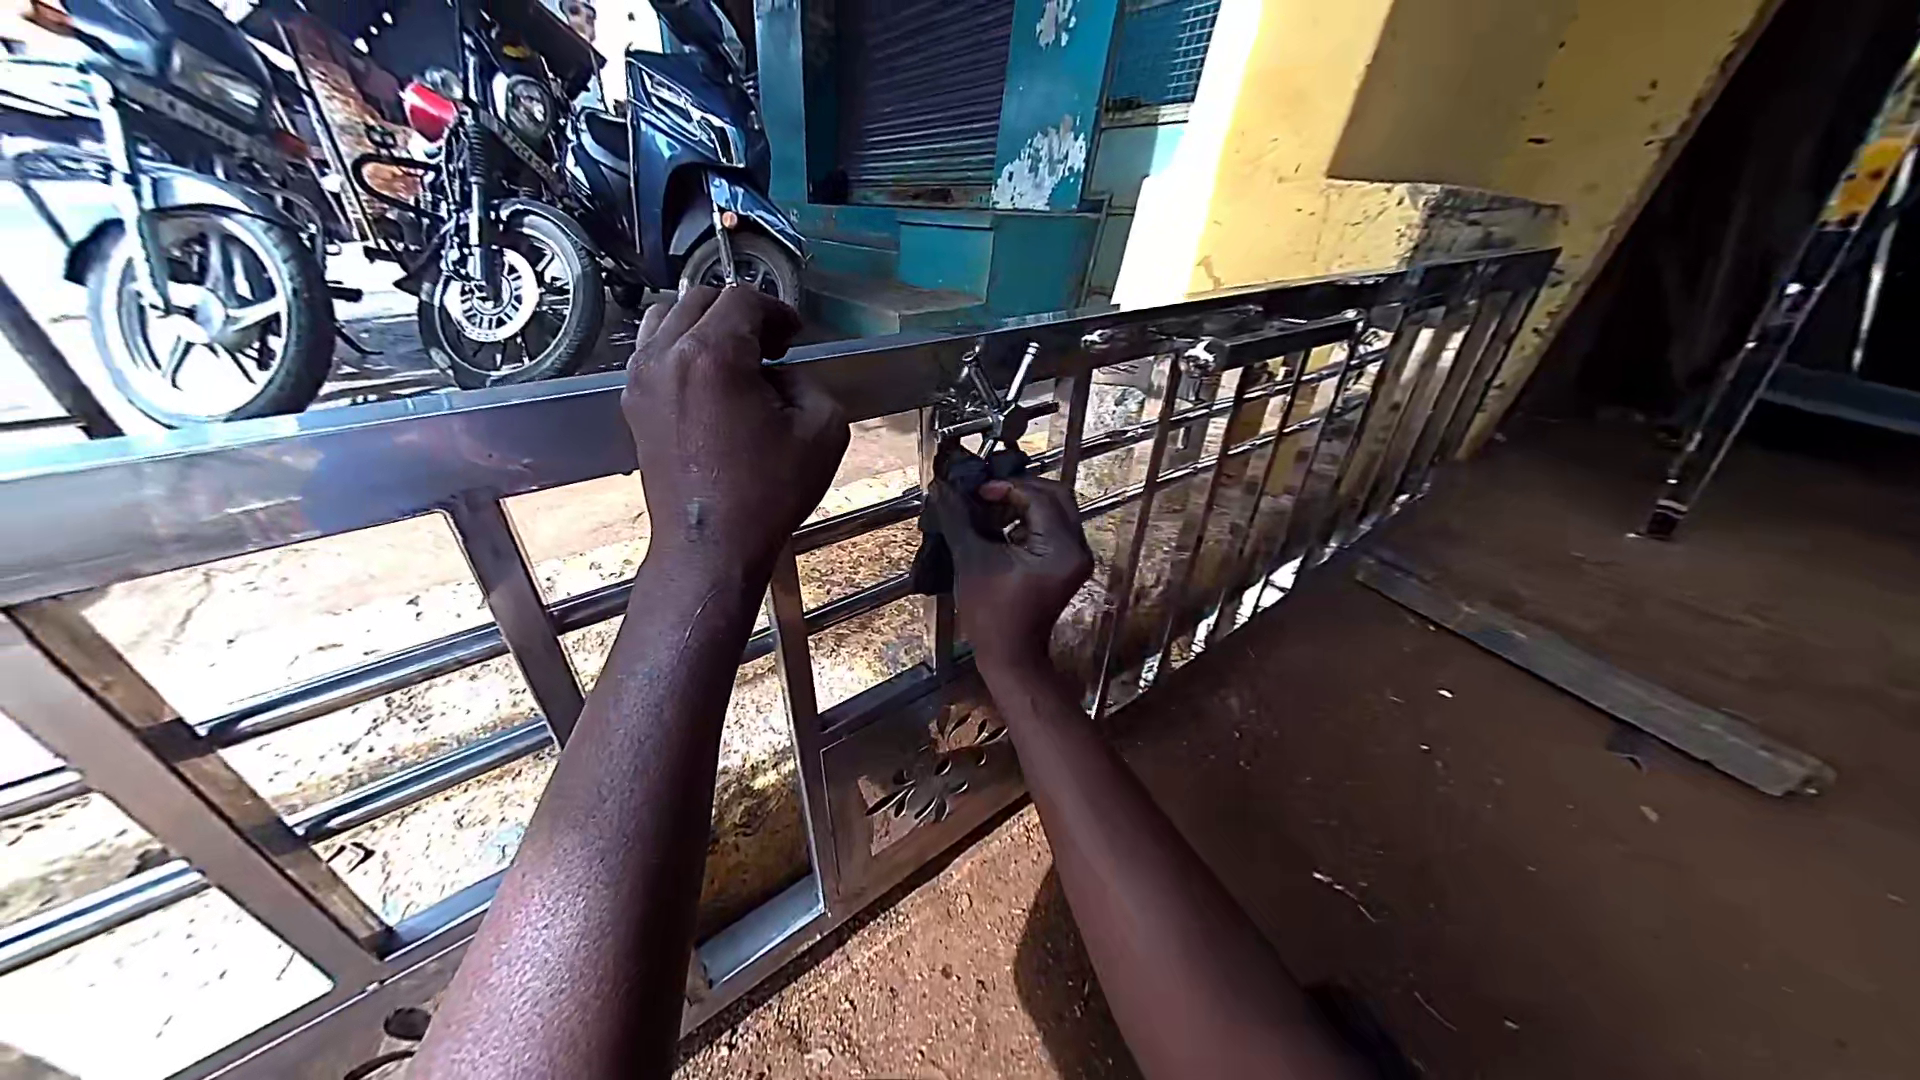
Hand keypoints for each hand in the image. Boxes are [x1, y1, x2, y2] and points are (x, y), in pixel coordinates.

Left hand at [624, 287, 848, 580]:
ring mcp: (641, 380)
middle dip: (743, 315)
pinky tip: (709, 382)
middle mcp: (667, 356)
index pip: (743, 299)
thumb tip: (781, 375)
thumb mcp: (823, 431)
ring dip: (707, 326)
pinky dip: (681, 350)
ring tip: (736, 358)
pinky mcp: (634, 405)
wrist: (711, 545)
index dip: (777, 309)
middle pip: (702, 300)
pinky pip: (653, 352)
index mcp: (713, 355)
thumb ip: (810, 382)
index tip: (795, 335)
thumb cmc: (768, 492)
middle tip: (772, 346)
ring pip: (668, 319)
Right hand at [929, 476, 1091, 677]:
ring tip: (990, 510)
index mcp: (1061, 548)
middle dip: (1019, 490)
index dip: (1007, 488)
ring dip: (1023, 504)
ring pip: (1055, 509)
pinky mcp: (1067, 563)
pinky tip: (1001, 527)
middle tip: (987, 494)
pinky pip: (1052, 527)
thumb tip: (942, 490)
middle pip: (1055, 496)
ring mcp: (1075, 556)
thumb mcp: (972, 561)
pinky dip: (1028, 520)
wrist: (1009, 655)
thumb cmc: (991, 615)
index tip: (978, 491)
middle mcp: (1077, 548)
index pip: (1039, 498)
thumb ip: (959, 519)